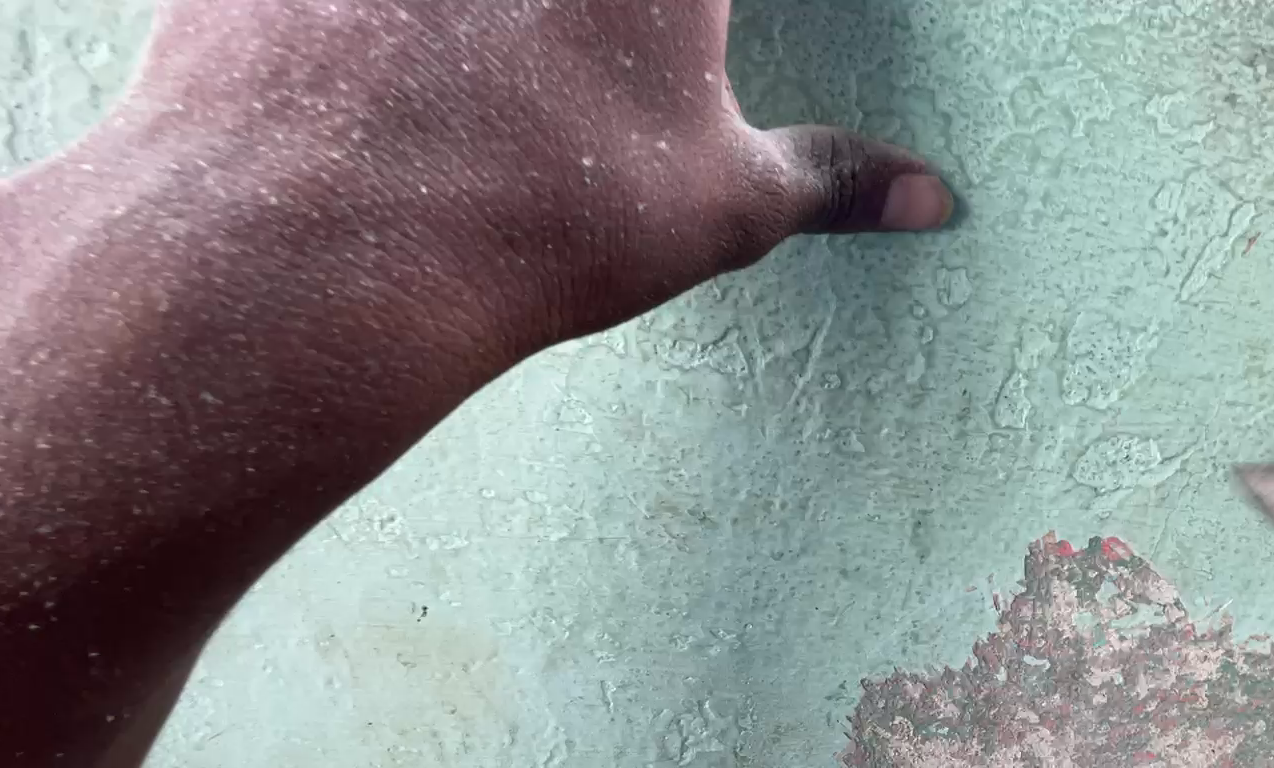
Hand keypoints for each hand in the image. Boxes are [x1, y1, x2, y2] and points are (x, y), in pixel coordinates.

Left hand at [0, 2, 950, 767]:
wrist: (334, 237)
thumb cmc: (563, 214)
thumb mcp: (731, 203)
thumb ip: (839, 180)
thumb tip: (938, 200)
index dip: (743, 6)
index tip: (736, 35)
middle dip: (676, 26)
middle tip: (665, 74)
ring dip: (567, 29)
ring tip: (565, 89)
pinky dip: (466, 20)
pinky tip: (468, 58)